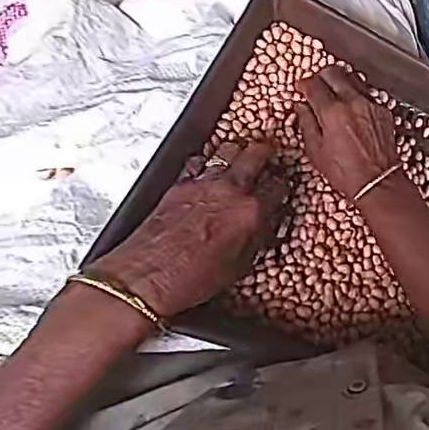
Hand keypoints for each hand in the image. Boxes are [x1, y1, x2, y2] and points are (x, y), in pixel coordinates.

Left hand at [88, 140, 288, 316]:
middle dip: (264, 152)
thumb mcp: (240, 266)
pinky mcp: (178, 185)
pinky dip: (205, 163)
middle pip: (254, 156)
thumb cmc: (191, 278)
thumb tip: (261, 228)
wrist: (146, 277)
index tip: (281, 188)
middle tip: (268, 151)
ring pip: (226, 152)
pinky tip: (206, 170)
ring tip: (239, 155)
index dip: (282, 186)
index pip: (278, 187)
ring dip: (236, 153)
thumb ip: (255, 238)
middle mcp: (230, 191)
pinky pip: (198, 163)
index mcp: (251, 212)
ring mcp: (203, 184)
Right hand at [295, 65, 400, 201]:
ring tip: (333, 94)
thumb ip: (306, 123)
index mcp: (333, 112)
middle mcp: (354, 103)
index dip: (303, 84)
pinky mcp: (383, 111)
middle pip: (334, 72)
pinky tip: (351, 107)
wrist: (378, 182)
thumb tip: (301, 107)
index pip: (313, 84)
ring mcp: (371, 104)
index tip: (301, 88)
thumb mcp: (316, 151)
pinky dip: (356, 95)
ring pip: (353, 78)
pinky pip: (367, 93)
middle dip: (321, 76)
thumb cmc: (346, 173)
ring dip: (340, 82)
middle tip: (315, 86)